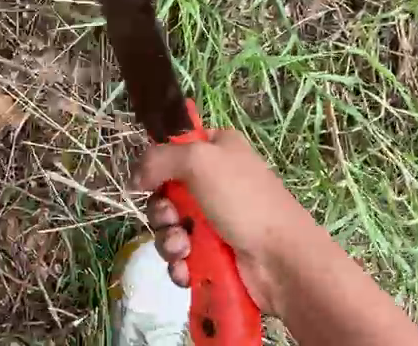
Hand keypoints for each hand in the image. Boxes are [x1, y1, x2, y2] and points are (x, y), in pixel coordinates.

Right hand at [133, 128, 318, 309]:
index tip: (149, 180)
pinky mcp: (215, 253)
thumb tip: (134, 179)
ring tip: (182, 249)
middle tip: (171, 218)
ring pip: (171, 224)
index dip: (158, 163)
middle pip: (166, 189)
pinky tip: (185, 269)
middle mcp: (215, 181)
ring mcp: (216, 219)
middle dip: (161, 209)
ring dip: (168, 238)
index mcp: (218, 148)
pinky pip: (182, 254)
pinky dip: (179, 262)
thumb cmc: (244, 200)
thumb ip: (158, 159)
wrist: (283, 262)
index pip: (175, 147)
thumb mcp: (199, 160)